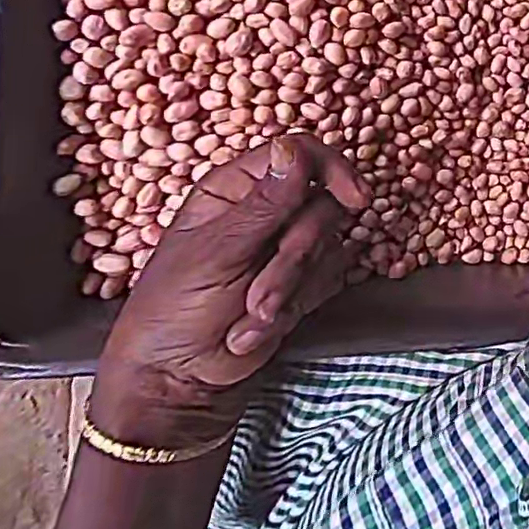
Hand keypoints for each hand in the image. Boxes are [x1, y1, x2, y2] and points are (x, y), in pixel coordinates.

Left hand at [90, 134, 370, 447]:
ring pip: (325, 244)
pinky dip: (293, 306)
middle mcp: (267, 207)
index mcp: (235, 187)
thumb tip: (294, 148)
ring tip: (250, 316)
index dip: (332, 169)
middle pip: (321, 203)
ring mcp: (286, 242)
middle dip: (296, 255)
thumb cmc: (173, 309)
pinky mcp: (302, 277)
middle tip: (262, 294)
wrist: (177, 380)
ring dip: (290, 287)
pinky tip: (253, 328)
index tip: (356, 198)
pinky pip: (325, 278)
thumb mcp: (216, 253)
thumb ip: (265, 203)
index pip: (299, 153)